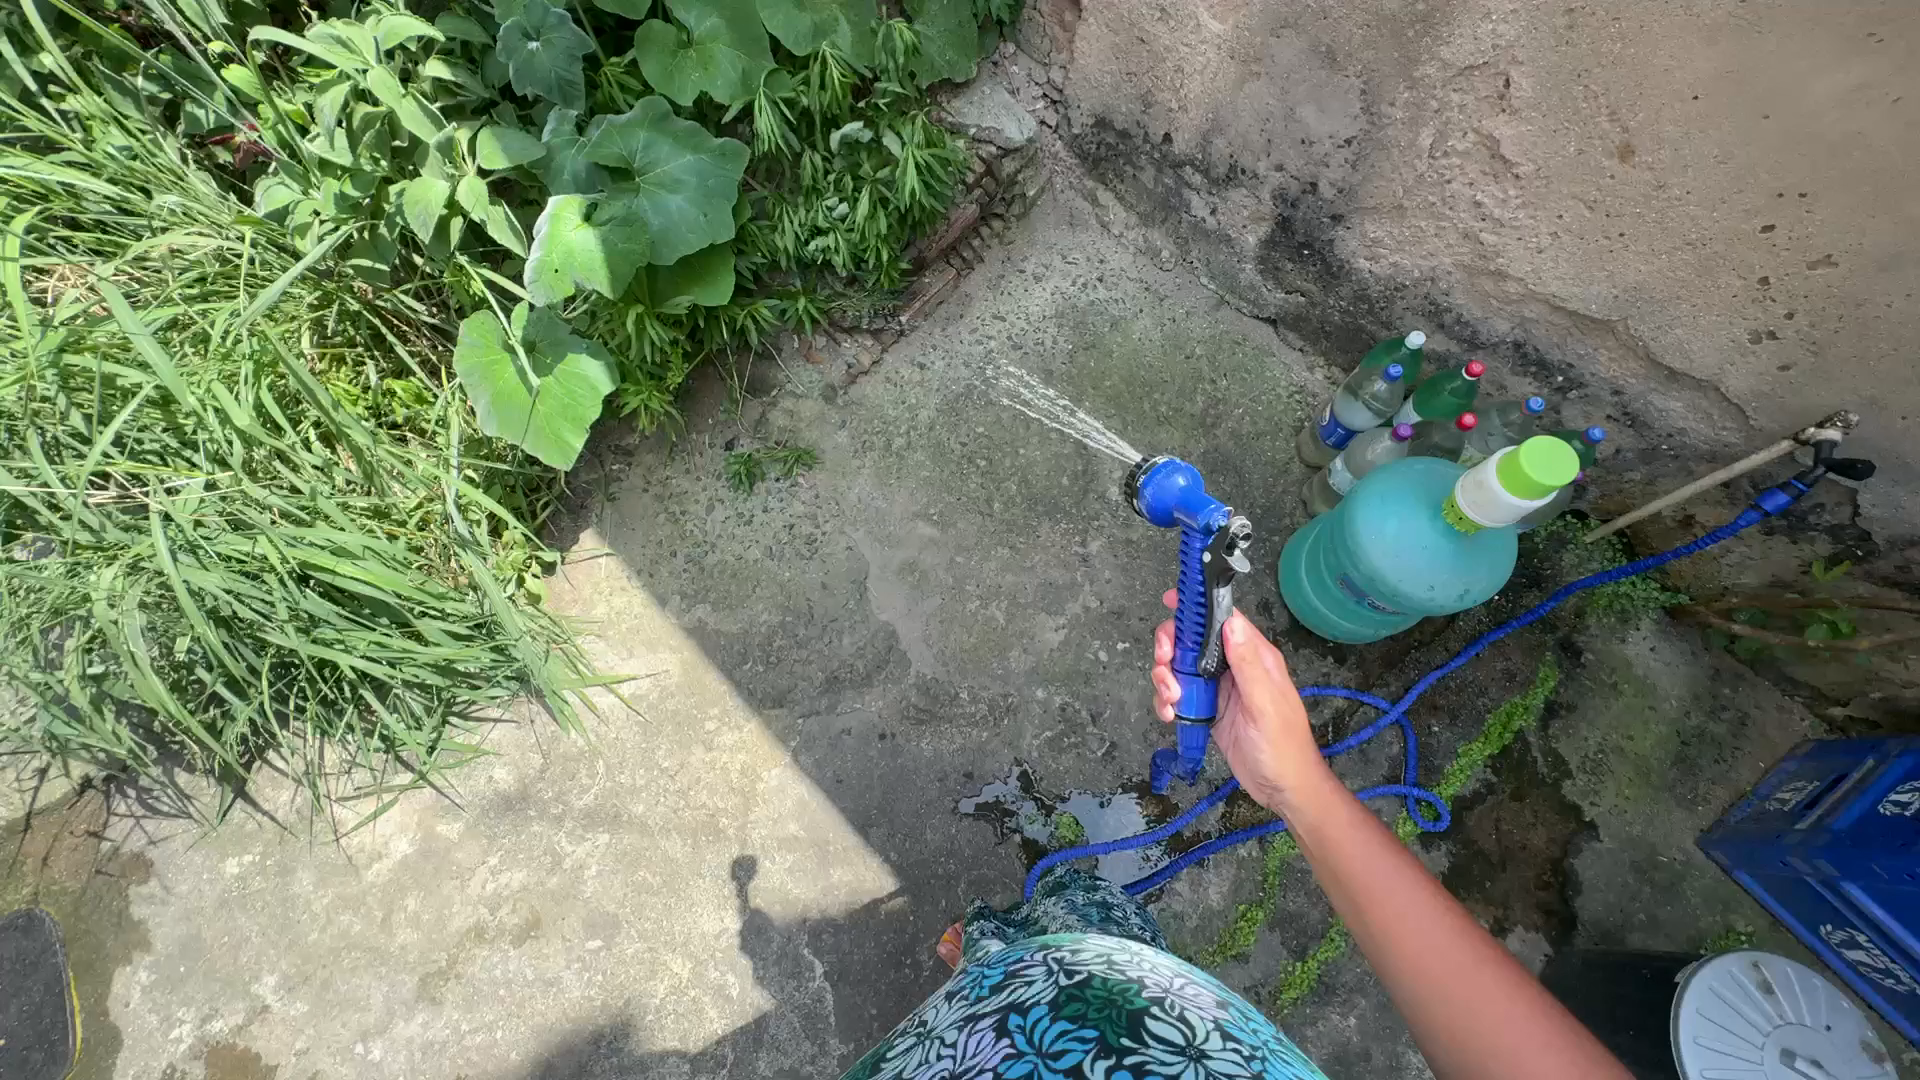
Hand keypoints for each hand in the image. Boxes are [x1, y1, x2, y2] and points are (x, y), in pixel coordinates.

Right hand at [1151, 591, 1334, 812]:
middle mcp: (1232, 667)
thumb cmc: (1281, 746)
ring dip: (1165, 678)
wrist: (1282, 790)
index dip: (1197, 607)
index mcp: (1253, 657)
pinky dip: (1166, 702)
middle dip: (1170, 647)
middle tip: (1164, 664)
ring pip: (1178, 666)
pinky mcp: (1204, 709)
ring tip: (1171, 700)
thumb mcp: (1265, 704)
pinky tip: (1170, 715)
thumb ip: (1248, 664)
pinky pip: (1176, 694)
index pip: (1223, 619)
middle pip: (1191, 640)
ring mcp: (1216, 688)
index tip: (1170, 602)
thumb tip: (1230, 622)